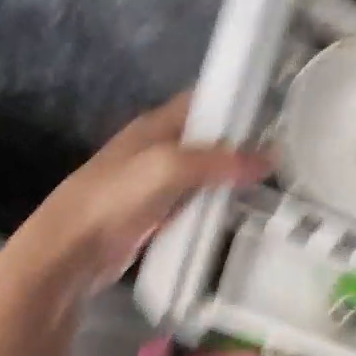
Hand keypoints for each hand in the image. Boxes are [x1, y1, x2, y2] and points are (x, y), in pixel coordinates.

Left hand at [7, 93, 268, 293]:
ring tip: (270, 195)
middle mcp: (156, 152)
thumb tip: (268, 159)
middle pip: (206, 144)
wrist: (74, 250)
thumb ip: (216, 162)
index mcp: (154, 128)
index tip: (271, 122)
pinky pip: (196, 210)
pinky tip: (238, 223)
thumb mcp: (167, 169)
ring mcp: (156, 188)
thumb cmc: (114, 200)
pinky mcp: (158, 220)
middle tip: (282, 167)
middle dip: (240, 152)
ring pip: (204, 179)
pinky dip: (217, 213)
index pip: (201, 104)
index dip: (234, 107)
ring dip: (232, 185)